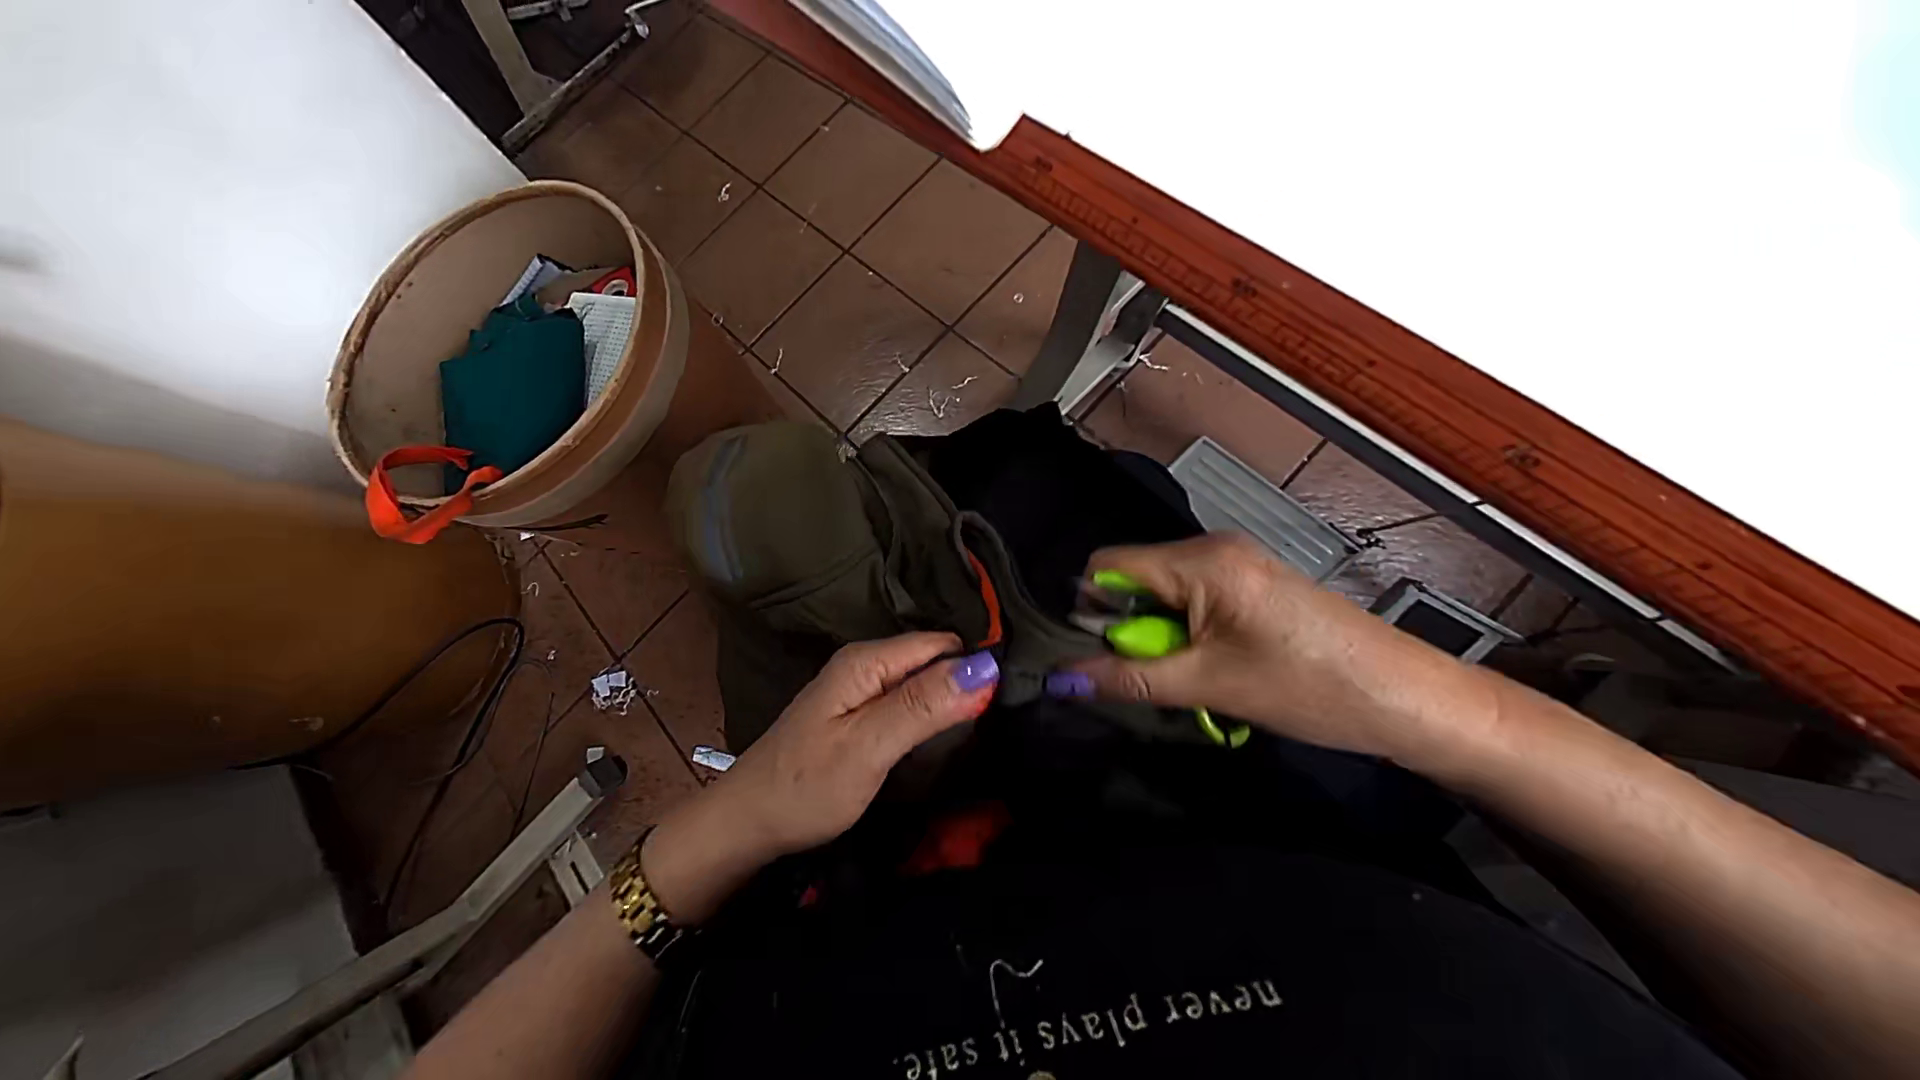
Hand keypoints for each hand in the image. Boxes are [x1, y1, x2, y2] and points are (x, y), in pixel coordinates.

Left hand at [642, 632, 998, 922]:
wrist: (748, 823)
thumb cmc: (806, 788)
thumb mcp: (869, 747)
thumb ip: (924, 706)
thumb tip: (986, 666)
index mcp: (867, 660)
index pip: (943, 643)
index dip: (974, 667)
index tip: (1005, 702)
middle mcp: (866, 662)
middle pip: (935, 658)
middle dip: (965, 683)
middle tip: (995, 723)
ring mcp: (862, 686)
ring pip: (925, 679)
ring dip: (950, 700)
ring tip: (979, 731)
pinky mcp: (861, 710)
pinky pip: (910, 698)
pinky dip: (931, 713)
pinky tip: (944, 735)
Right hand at [1064, 534, 1494, 763]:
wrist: (1410, 697)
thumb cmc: (1309, 687)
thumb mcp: (1210, 685)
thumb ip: (1129, 677)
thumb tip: (1061, 679)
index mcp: (1201, 560)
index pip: (1106, 565)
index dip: (1091, 610)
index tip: (1106, 656)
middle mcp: (1214, 547)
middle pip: (1134, 579)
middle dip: (1132, 629)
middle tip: (1160, 677)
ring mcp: (1238, 563)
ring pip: (1163, 594)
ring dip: (1162, 638)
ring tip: (1195, 678)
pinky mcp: (1254, 583)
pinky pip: (1194, 600)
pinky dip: (1188, 633)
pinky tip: (1216, 667)